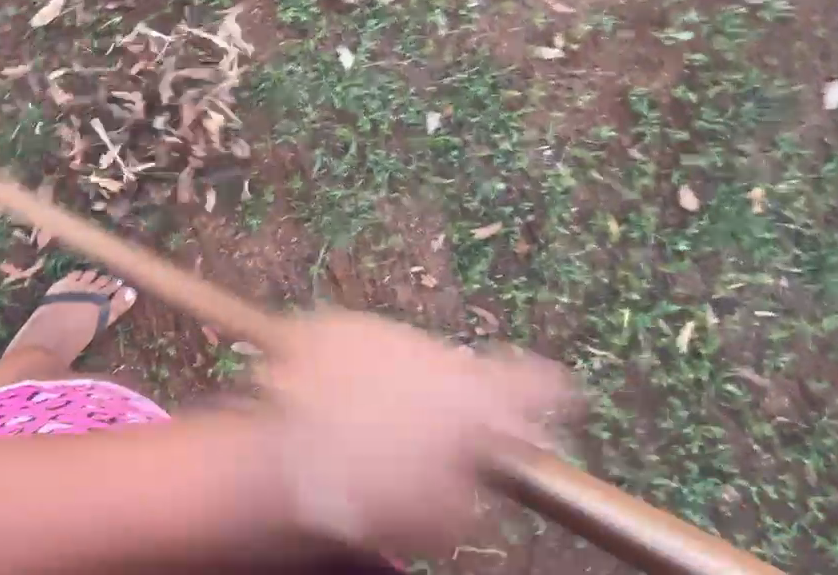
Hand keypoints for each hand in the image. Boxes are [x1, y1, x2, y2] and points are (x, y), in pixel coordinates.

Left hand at [255, 311, 576, 556]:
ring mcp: (380, 329)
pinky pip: (356, 342)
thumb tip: (478, 463)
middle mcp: (434, 350)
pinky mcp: (332, 322)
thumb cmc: (378, 495)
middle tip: (422, 434)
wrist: (290, 452)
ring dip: (397, 378)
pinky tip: (331, 399)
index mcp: (479, 397)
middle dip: (451, 395)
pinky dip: (352, 364)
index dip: (547, 394)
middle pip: (461, 368)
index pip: (542, 382)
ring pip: (405, 354)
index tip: (543, 405)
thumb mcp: (453, 515)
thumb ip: (480, 479)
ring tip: (364, 422)